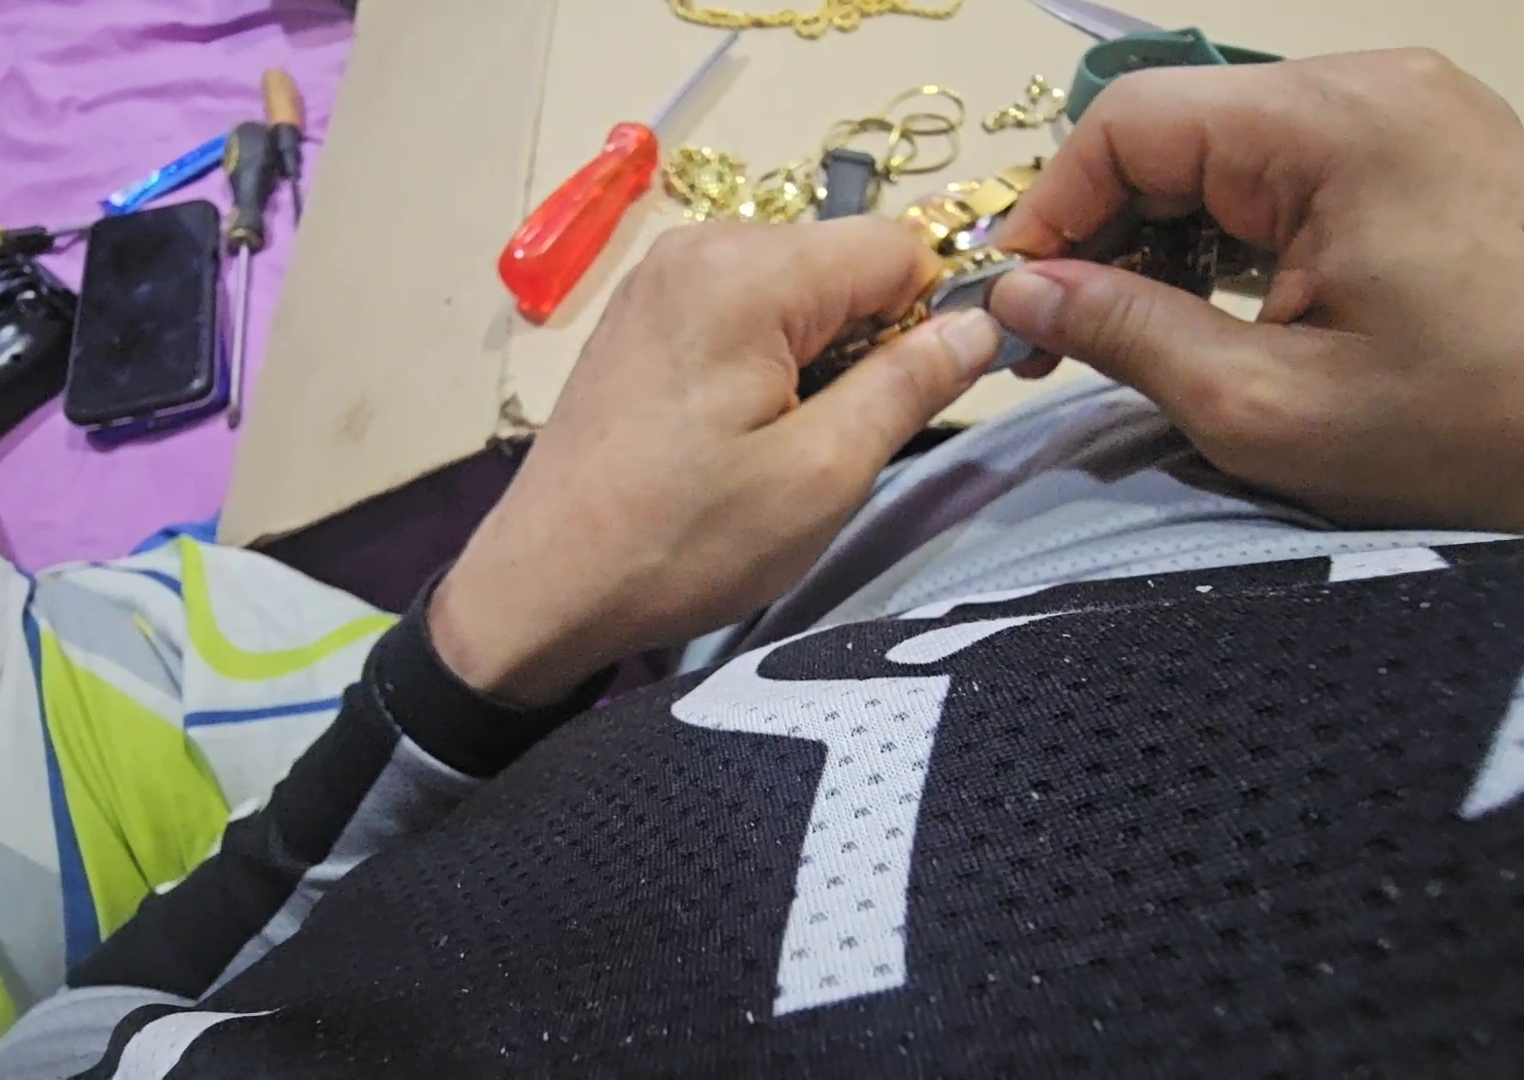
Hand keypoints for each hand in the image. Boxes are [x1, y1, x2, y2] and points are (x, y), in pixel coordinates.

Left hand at [430, 219, 1005, 705]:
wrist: (544, 585)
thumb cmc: (683, 541)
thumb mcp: (820, 475)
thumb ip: (909, 384)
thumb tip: (980, 323)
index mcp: (746, 270)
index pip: (896, 248)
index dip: (932, 315)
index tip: (922, 392)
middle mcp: (696, 247)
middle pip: (840, 265)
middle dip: (868, 341)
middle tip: (836, 439)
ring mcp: (657, 281)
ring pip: (792, 293)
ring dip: (815, 360)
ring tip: (778, 444)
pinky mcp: (638, 320)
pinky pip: (737, 314)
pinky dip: (764, 361)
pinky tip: (735, 429)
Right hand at [988, 49, 1523, 533]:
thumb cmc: (1456, 435)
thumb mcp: (1252, 399)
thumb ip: (1121, 332)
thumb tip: (1014, 295)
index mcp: (1335, 128)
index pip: (1129, 123)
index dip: (1048, 208)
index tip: (1012, 300)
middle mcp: (1362, 94)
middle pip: (1159, 137)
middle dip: (1082, 235)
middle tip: (1043, 336)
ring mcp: (1386, 124)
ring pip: (1196, 164)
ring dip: (1129, 247)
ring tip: (1097, 336)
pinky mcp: (1394, 165)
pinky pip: (1247, 187)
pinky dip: (1187, 249)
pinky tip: (1171, 314)